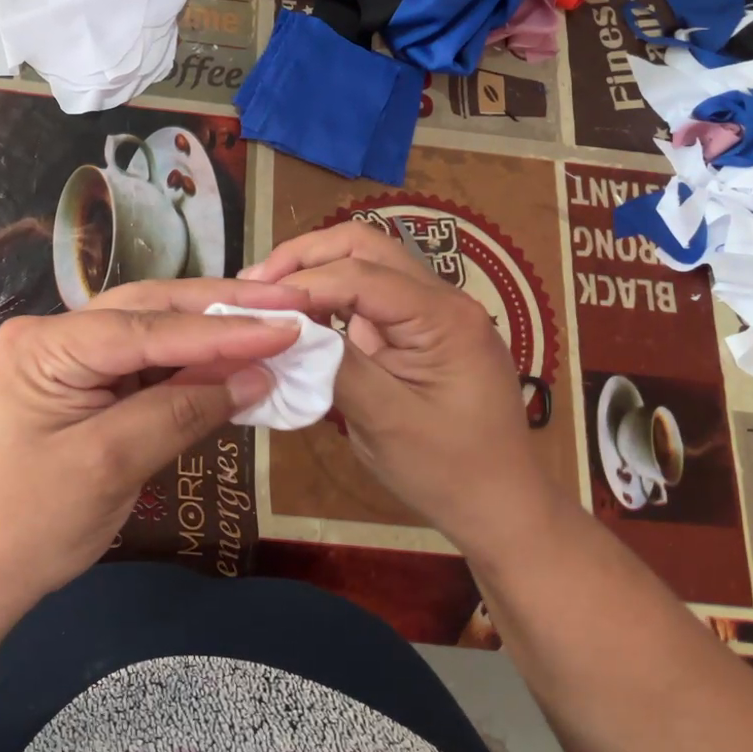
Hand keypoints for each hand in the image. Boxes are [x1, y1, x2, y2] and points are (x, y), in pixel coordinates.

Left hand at [0, 277, 306, 599]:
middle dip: (219, 310)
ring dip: (206, 335)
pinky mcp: (74, 385)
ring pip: (146, 333)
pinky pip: (136, 365)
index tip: (287, 326)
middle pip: (146, 312)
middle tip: (289, 304)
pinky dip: (184, 366)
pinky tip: (228, 364)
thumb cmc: (31, 524)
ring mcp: (60, 358)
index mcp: (43, 345)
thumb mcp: (111, 464)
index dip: (222, 329)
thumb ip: (182, 411)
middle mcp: (49, 336)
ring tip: (271, 326)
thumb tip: (255, 375)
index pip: (145, 328)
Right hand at [242, 221, 553, 547]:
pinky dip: (326, 295)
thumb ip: (333, 364)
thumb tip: (281, 327)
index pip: (360, 274)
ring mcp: (430, 312)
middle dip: (304, 257)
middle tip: (255, 285)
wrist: (499, 506)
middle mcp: (441, 299)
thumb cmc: (446, 469)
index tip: (253, 305)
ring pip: (364, 262)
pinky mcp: (416, 330)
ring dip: (313, 271)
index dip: (301, 283)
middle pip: (364, 246)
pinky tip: (296, 315)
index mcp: (444, 317)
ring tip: (265, 295)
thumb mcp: (383, 419)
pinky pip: (367, 294)